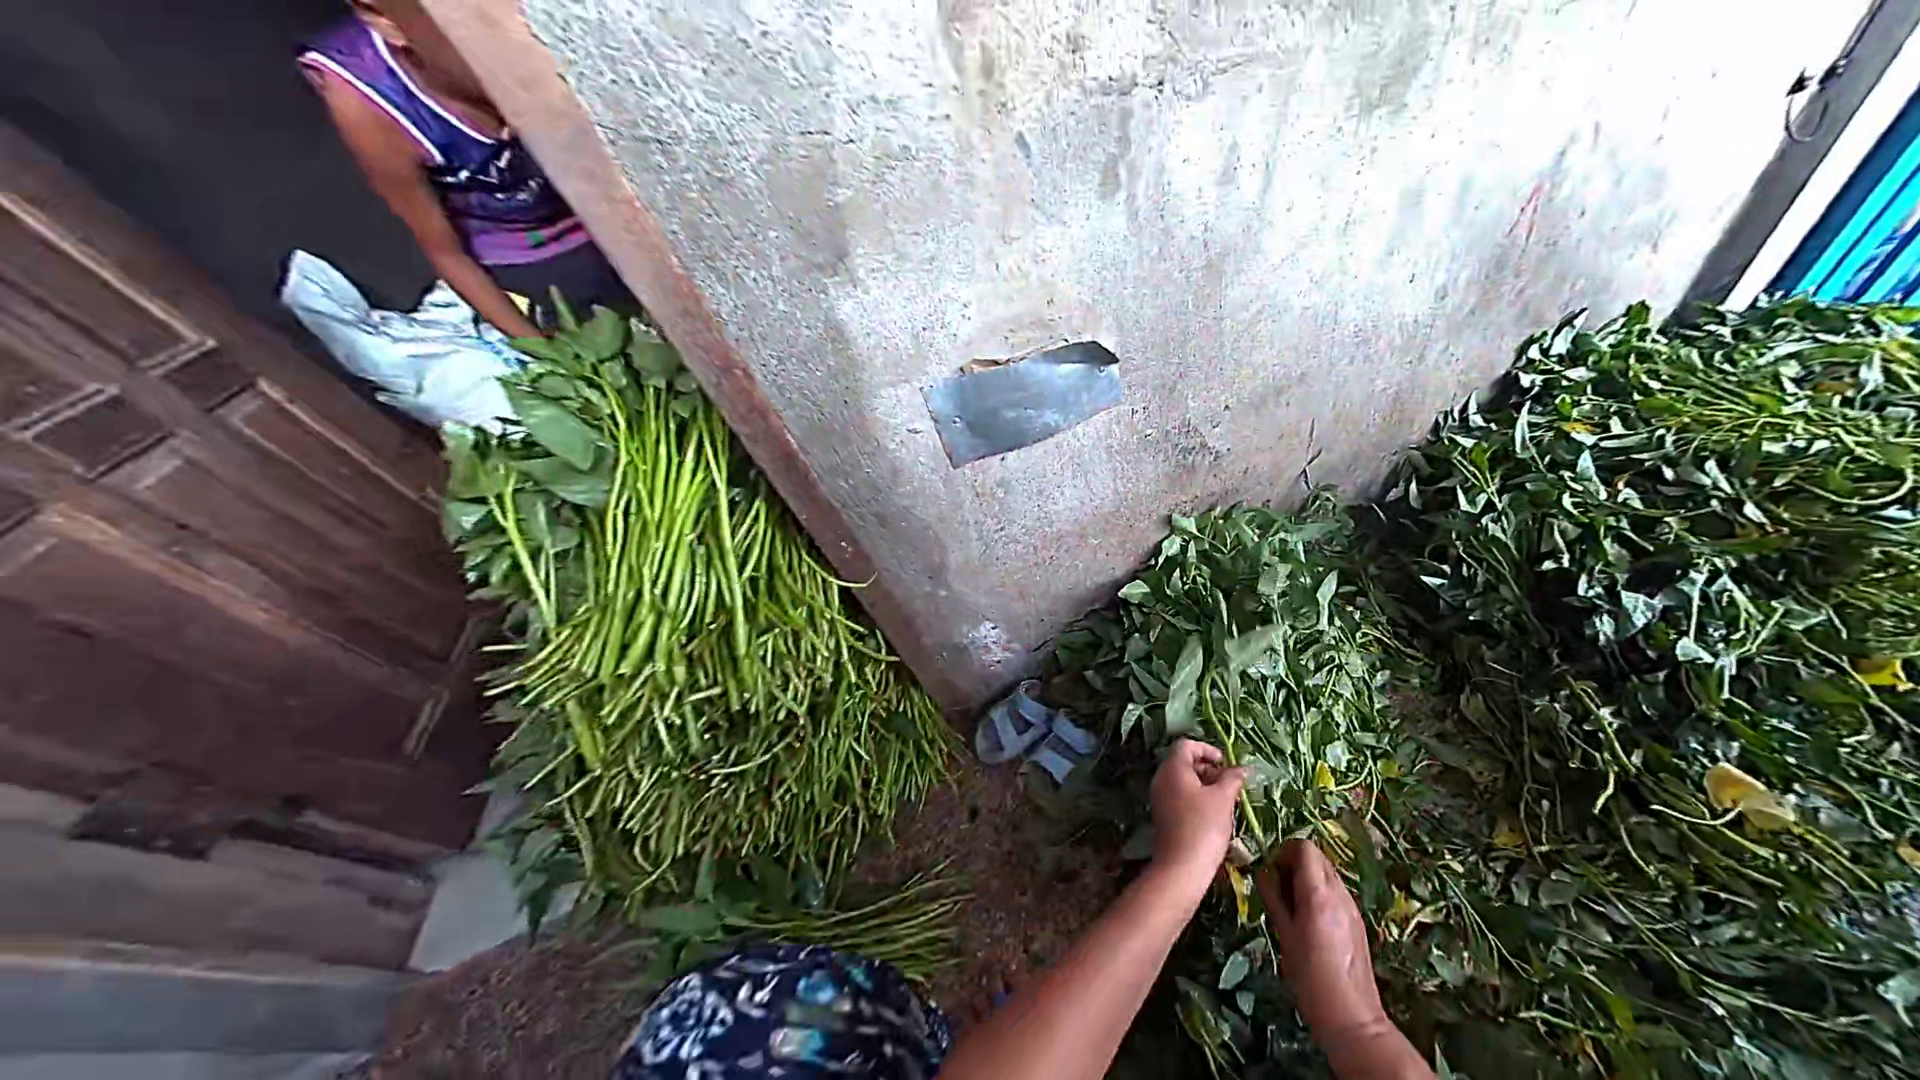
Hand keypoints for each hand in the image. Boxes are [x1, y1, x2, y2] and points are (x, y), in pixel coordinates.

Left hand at [1148, 739, 1245, 883]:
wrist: (1181, 866)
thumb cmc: (1203, 827)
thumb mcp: (1223, 799)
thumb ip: (1232, 779)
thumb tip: (1242, 768)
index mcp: (1173, 768)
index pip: (1187, 745)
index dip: (1208, 749)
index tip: (1226, 764)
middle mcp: (1161, 777)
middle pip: (1184, 761)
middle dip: (1208, 768)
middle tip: (1229, 783)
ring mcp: (1160, 796)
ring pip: (1183, 780)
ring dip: (1205, 784)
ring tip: (1226, 799)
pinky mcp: (1163, 813)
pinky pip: (1180, 795)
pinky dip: (1196, 797)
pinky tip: (1213, 813)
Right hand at [1257, 838, 1389, 1042]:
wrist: (1351, 1016)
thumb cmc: (1308, 975)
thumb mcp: (1283, 933)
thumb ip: (1274, 897)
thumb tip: (1263, 872)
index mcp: (1318, 893)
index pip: (1304, 847)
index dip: (1284, 852)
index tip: (1272, 872)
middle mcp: (1339, 893)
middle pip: (1317, 856)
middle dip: (1295, 863)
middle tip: (1279, 887)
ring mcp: (1352, 907)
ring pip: (1327, 873)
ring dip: (1308, 878)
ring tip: (1293, 905)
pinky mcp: (1358, 921)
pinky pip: (1336, 891)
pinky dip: (1320, 893)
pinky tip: (1310, 920)